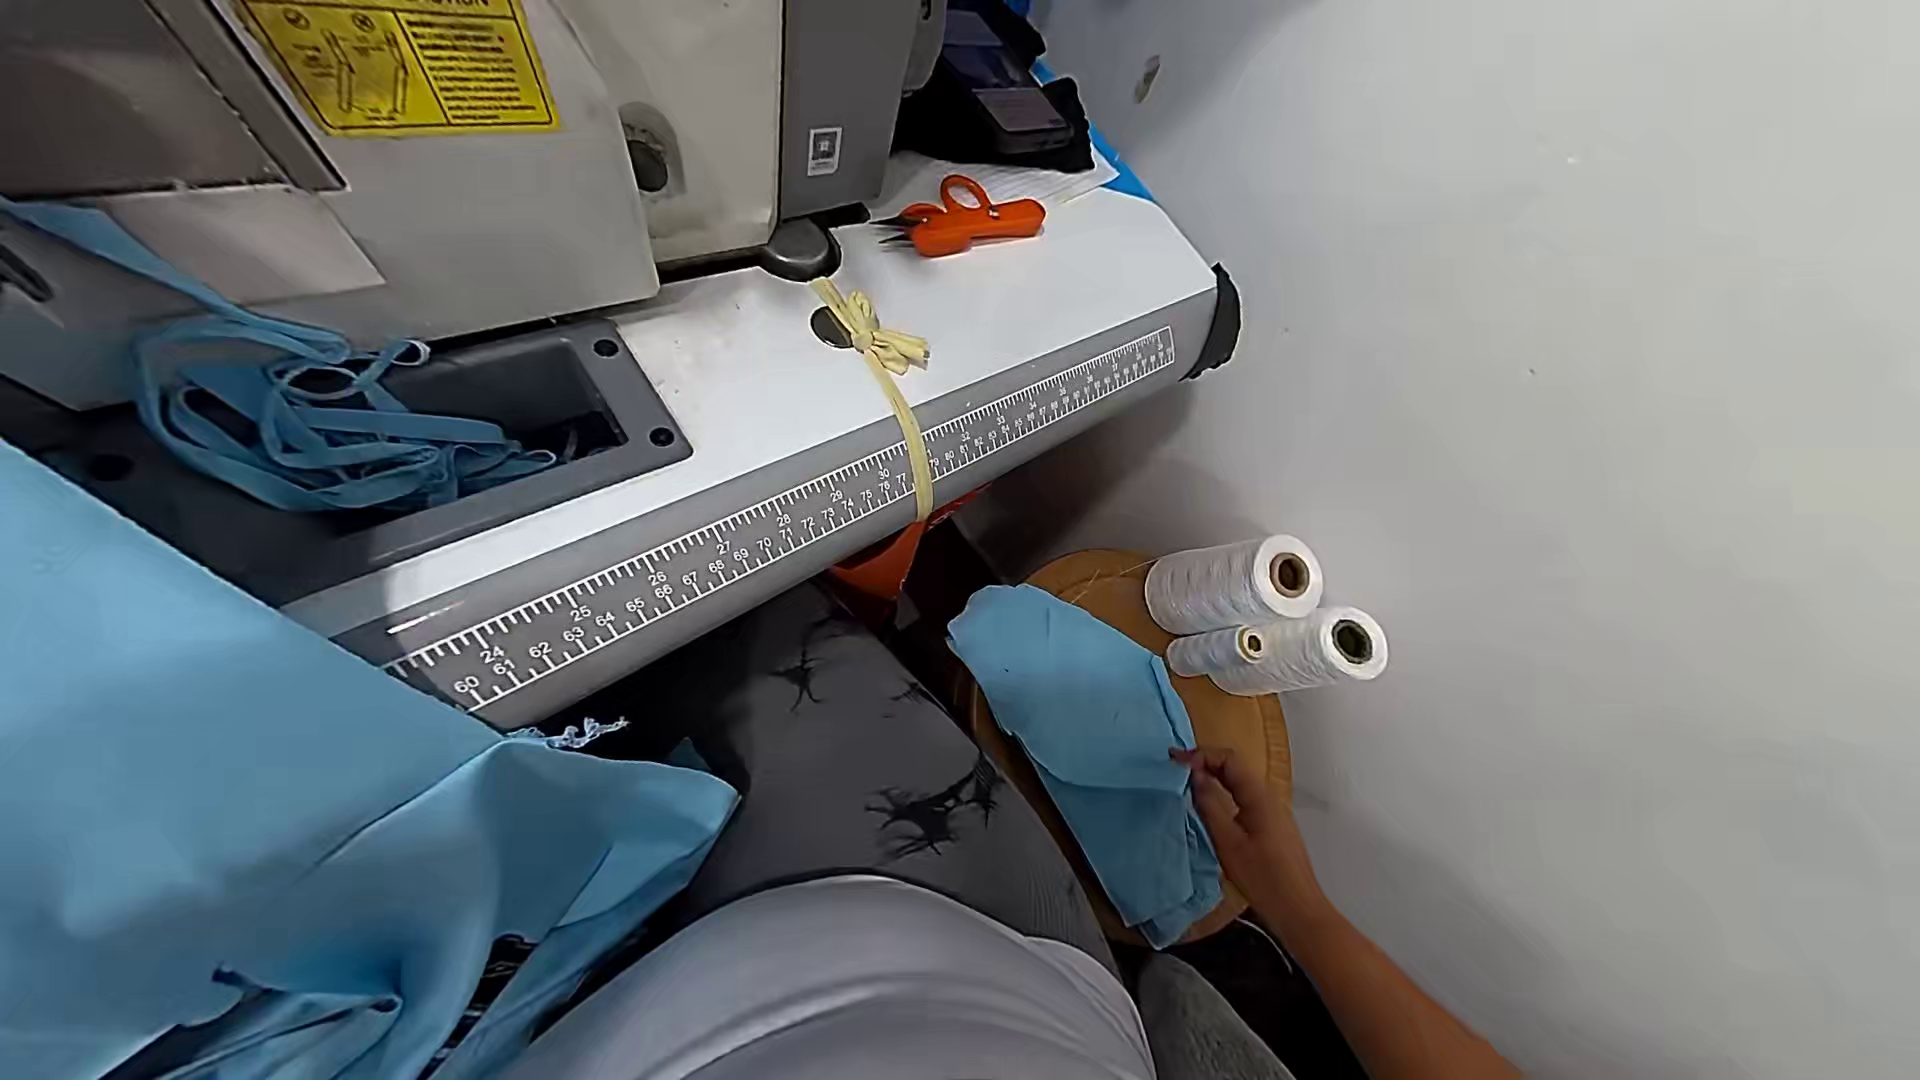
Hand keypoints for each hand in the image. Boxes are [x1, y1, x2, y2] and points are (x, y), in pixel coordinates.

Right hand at [1171, 745, 1326, 922]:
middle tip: (1176, 766)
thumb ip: (1208, 804)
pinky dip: (1223, 791)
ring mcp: (1272, 811)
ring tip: (1188, 781)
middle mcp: (1268, 797)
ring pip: (1239, 781)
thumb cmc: (1263, 878)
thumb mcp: (1227, 841)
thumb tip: (1195, 775)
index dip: (1200, 755)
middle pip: (1234, 766)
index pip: (1228, 758)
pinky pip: (1243, 796)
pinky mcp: (1271, 825)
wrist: (1299, 913)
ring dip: (1213, 775)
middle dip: (1205, 761)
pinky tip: (1210, 803)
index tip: (1175, 761)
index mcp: (1259, 796)